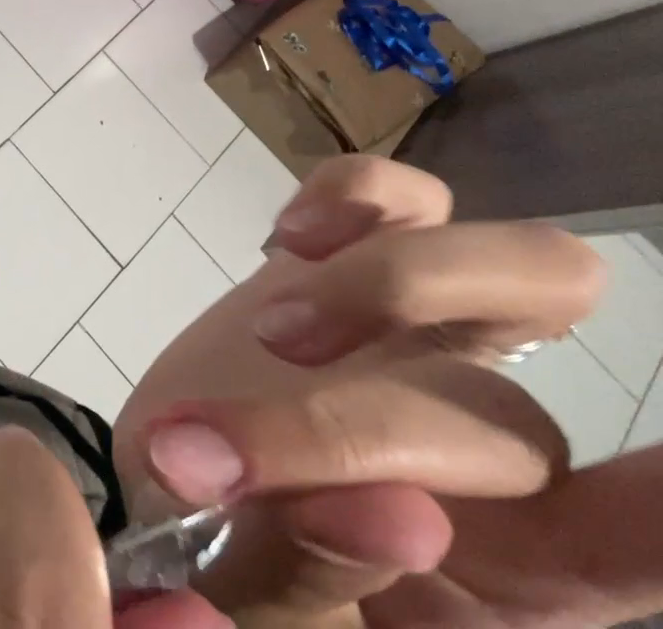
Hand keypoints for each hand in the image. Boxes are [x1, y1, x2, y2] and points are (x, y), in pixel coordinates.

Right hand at [119, 156, 650, 627]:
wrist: (169, 471)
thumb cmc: (220, 562)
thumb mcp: (251, 600)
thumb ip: (306, 571)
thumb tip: (388, 516)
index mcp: (525, 567)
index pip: (660, 538)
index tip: (657, 473)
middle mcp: (506, 443)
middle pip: (501, 417)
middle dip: (334, 431)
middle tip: (205, 455)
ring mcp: (434, 334)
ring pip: (534, 273)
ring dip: (385, 291)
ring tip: (269, 335)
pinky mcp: (346, 262)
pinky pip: (400, 195)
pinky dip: (354, 197)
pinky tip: (289, 241)